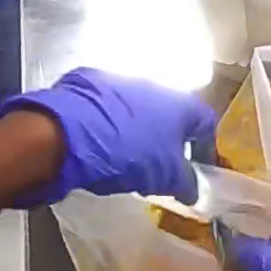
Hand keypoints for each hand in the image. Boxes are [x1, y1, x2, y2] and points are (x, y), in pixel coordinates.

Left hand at [0, 67, 214, 205]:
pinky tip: (99, 144)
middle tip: (161, 167)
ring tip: (126, 158)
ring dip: (138, 131)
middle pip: (171, 115)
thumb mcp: (165, 178)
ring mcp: (120, 81)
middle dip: (169, 140)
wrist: (64, 135)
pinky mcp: (88, 84)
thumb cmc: (128, 155)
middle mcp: (155, 85)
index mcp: (181, 105)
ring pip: (138, 109)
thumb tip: (192, 190)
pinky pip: (107, 107)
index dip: (205, 150)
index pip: (206, 124)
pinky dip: (108, 123)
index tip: (196, 172)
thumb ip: (185, 183)